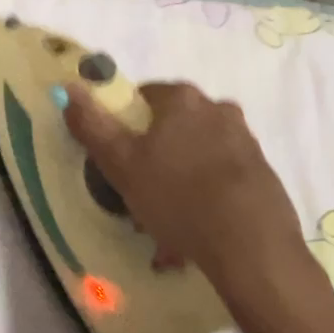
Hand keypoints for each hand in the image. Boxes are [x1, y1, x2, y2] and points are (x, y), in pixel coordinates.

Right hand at [59, 81, 305, 283]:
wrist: (252, 245)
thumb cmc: (177, 196)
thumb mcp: (121, 163)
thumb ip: (92, 125)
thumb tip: (68, 87)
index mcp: (182, 98)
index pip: (143, 98)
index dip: (126, 128)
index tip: (120, 162)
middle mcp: (218, 108)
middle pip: (174, 129)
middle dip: (156, 161)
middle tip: (141, 199)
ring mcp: (246, 140)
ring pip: (199, 157)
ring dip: (181, 185)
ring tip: (168, 232)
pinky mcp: (264, 174)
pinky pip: (223, 181)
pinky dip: (207, 202)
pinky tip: (196, 239)